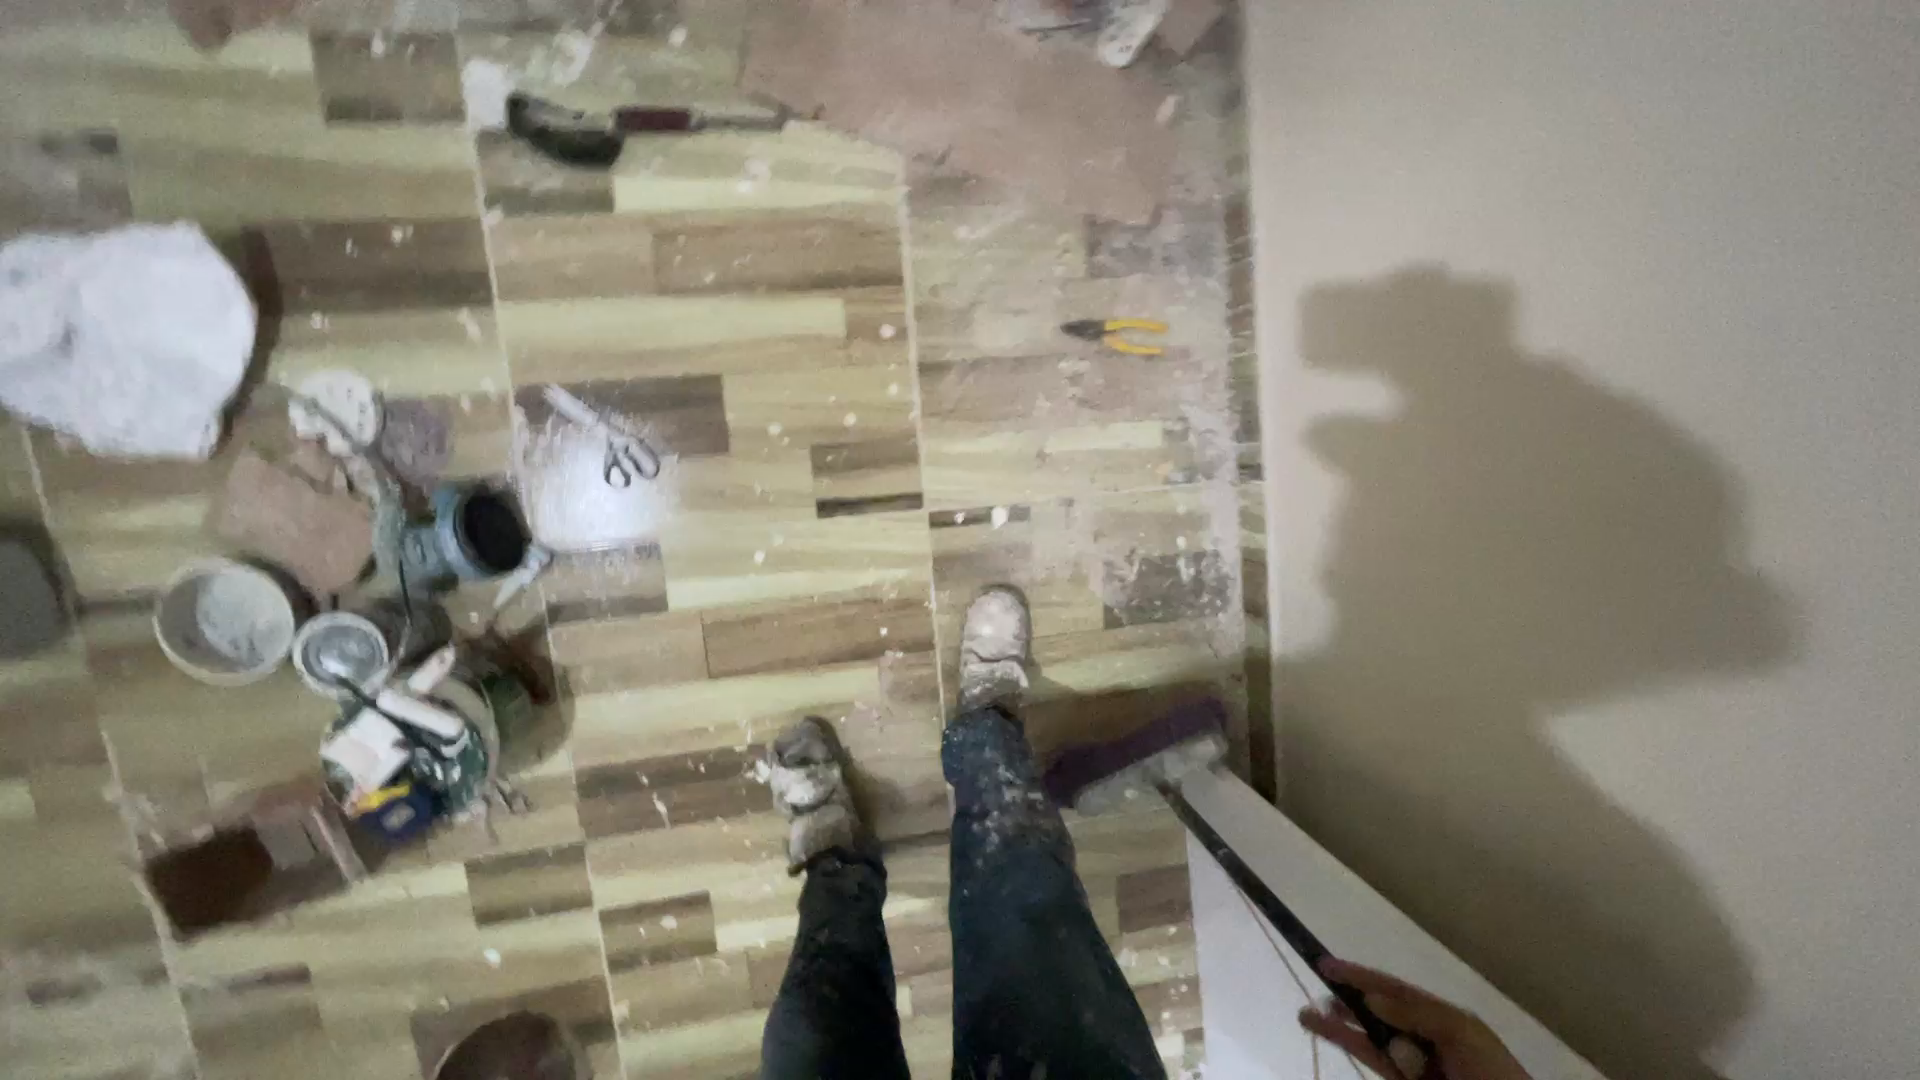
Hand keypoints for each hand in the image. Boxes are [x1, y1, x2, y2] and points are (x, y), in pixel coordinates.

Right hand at [1298, 958, 1533, 1079]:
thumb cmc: (1494, 1075)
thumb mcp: (1462, 1033)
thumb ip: (1416, 1013)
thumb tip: (1370, 998)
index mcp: (1440, 1018)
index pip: (1393, 989)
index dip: (1360, 976)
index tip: (1326, 965)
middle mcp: (1422, 1037)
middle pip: (1376, 1011)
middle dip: (1345, 999)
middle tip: (1314, 988)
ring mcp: (1413, 1064)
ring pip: (1368, 1038)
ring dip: (1339, 1026)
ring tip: (1306, 1017)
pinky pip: (1375, 1062)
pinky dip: (1353, 1046)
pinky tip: (1332, 1034)